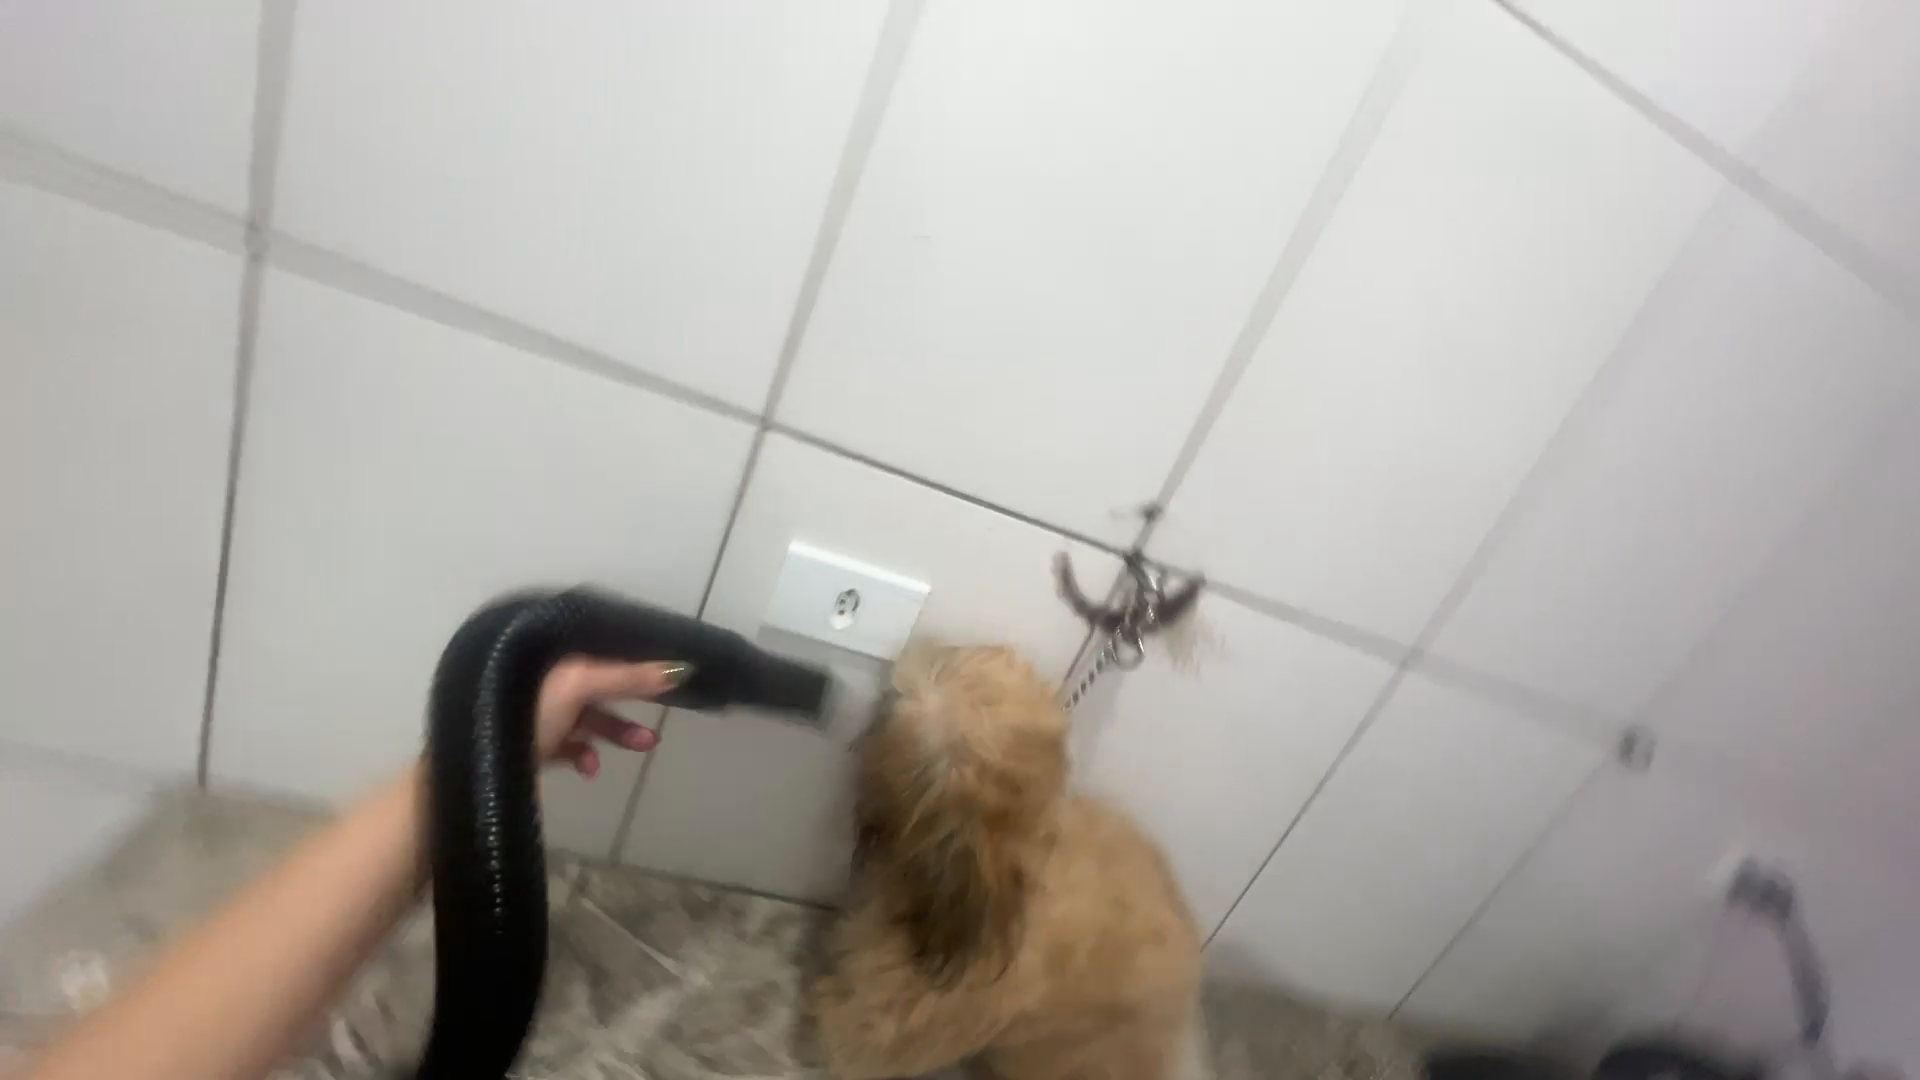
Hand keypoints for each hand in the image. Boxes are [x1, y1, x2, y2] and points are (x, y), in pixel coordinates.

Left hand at [534, 659, 688, 777]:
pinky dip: (586, 755)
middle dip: (634, 701)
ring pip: (591, 717)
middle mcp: (547, 681)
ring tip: (644, 747)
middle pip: (602, 685)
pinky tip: (591, 768)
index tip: (673, 672)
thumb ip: (627, 677)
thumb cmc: (528, 715)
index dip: (639, 661)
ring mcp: (539, 714)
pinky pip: (570, 745)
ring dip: (618, 732)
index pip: (607, 652)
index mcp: (555, 659)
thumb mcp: (579, 688)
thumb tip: (681, 668)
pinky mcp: (532, 745)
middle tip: (663, 713)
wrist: (475, 772)